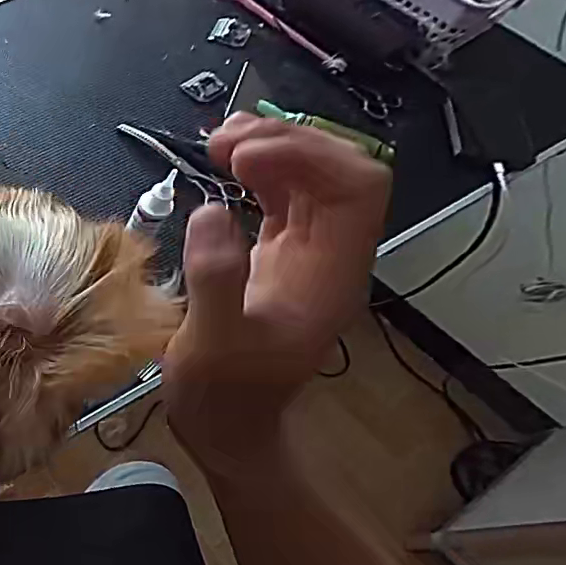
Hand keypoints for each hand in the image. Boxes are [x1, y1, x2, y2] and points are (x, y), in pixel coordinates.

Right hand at [165, 115, 391, 477]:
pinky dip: (256, 174)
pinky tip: (225, 165)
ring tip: (218, 141)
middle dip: (288, 143)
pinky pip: (280, 200)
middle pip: (338, 174)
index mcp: (330, 276)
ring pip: (309, 181)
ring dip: (270, 151)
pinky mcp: (277, 259)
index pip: (356, 189)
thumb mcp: (211, 345)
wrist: (225, 425)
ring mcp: (305, 257)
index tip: (244, 154)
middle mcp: (328, 258)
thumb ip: (216, 280)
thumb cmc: (222, 394)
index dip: (308, 156)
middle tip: (224, 139)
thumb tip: (210, 211)